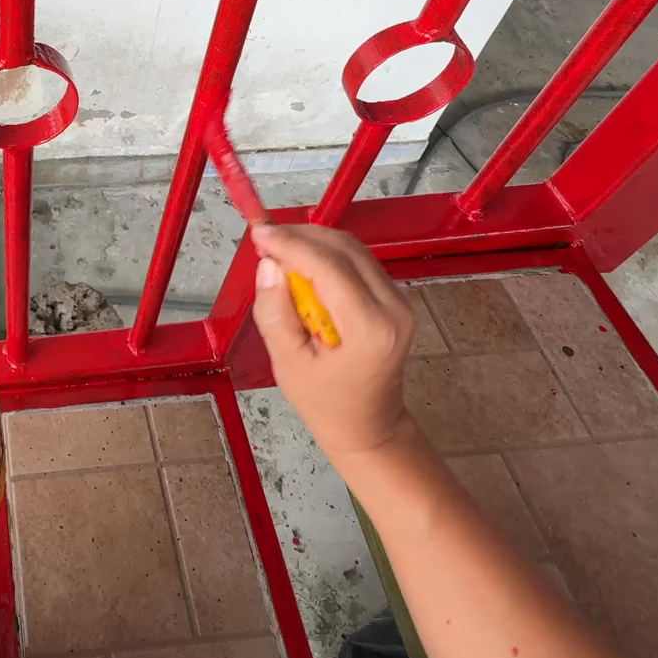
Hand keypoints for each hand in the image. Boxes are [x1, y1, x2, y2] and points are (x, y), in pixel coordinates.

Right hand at [250, 224, 412, 457]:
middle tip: (264, 240)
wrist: (369, 426)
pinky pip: (357, 261)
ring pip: (352, 249)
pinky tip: (300, 262)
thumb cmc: (325, 402)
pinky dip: (325, 254)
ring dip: (312, 241)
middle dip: (301, 236)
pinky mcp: (394, 297)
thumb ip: (275, 313)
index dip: (291, 244)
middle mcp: (393, 306)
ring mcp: (399, 300)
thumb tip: (269, 265)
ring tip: (277, 249)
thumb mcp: (287, 364)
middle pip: (345, 249)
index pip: (329, 267)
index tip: (258, 232)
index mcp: (369, 328)